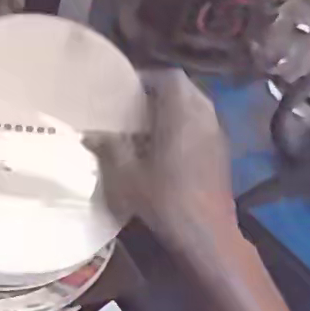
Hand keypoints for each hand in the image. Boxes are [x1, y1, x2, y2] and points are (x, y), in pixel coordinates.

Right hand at [93, 68, 236, 245]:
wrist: (206, 233)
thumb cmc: (164, 200)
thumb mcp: (126, 176)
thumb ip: (109, 148)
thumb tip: (89, 134)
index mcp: (182, 116)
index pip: (170, 78)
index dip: (147, 77)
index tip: (124, 87)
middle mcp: (204, 118)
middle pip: (185, 88)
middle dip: (158, 91)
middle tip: (131, 103)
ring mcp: (216, 135)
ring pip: (195, 106)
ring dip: (172, 107)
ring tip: (144, 122)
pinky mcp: (220, 152)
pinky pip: (201, 124)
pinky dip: (183, 124)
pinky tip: (162, 144)